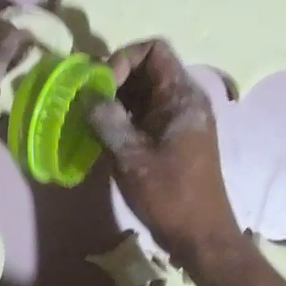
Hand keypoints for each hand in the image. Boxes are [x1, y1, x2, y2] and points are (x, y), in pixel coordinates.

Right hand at [85, 39, 242, 256]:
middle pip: (145, 67)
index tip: (103, 86)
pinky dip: (122, 114)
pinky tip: (103, 133)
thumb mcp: (130, 156)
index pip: (153, 49)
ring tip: (90, 117)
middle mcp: (184, 99)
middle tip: (88, 101)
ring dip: (115, 98)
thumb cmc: (170, 195)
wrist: (201, 236)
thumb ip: (106, 119)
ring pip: (142, 90)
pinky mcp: (172, 136)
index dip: (123, 58)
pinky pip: (144, 110)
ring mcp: (179, 118)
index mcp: (182, 96)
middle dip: (113, 78)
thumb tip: (85, 95)